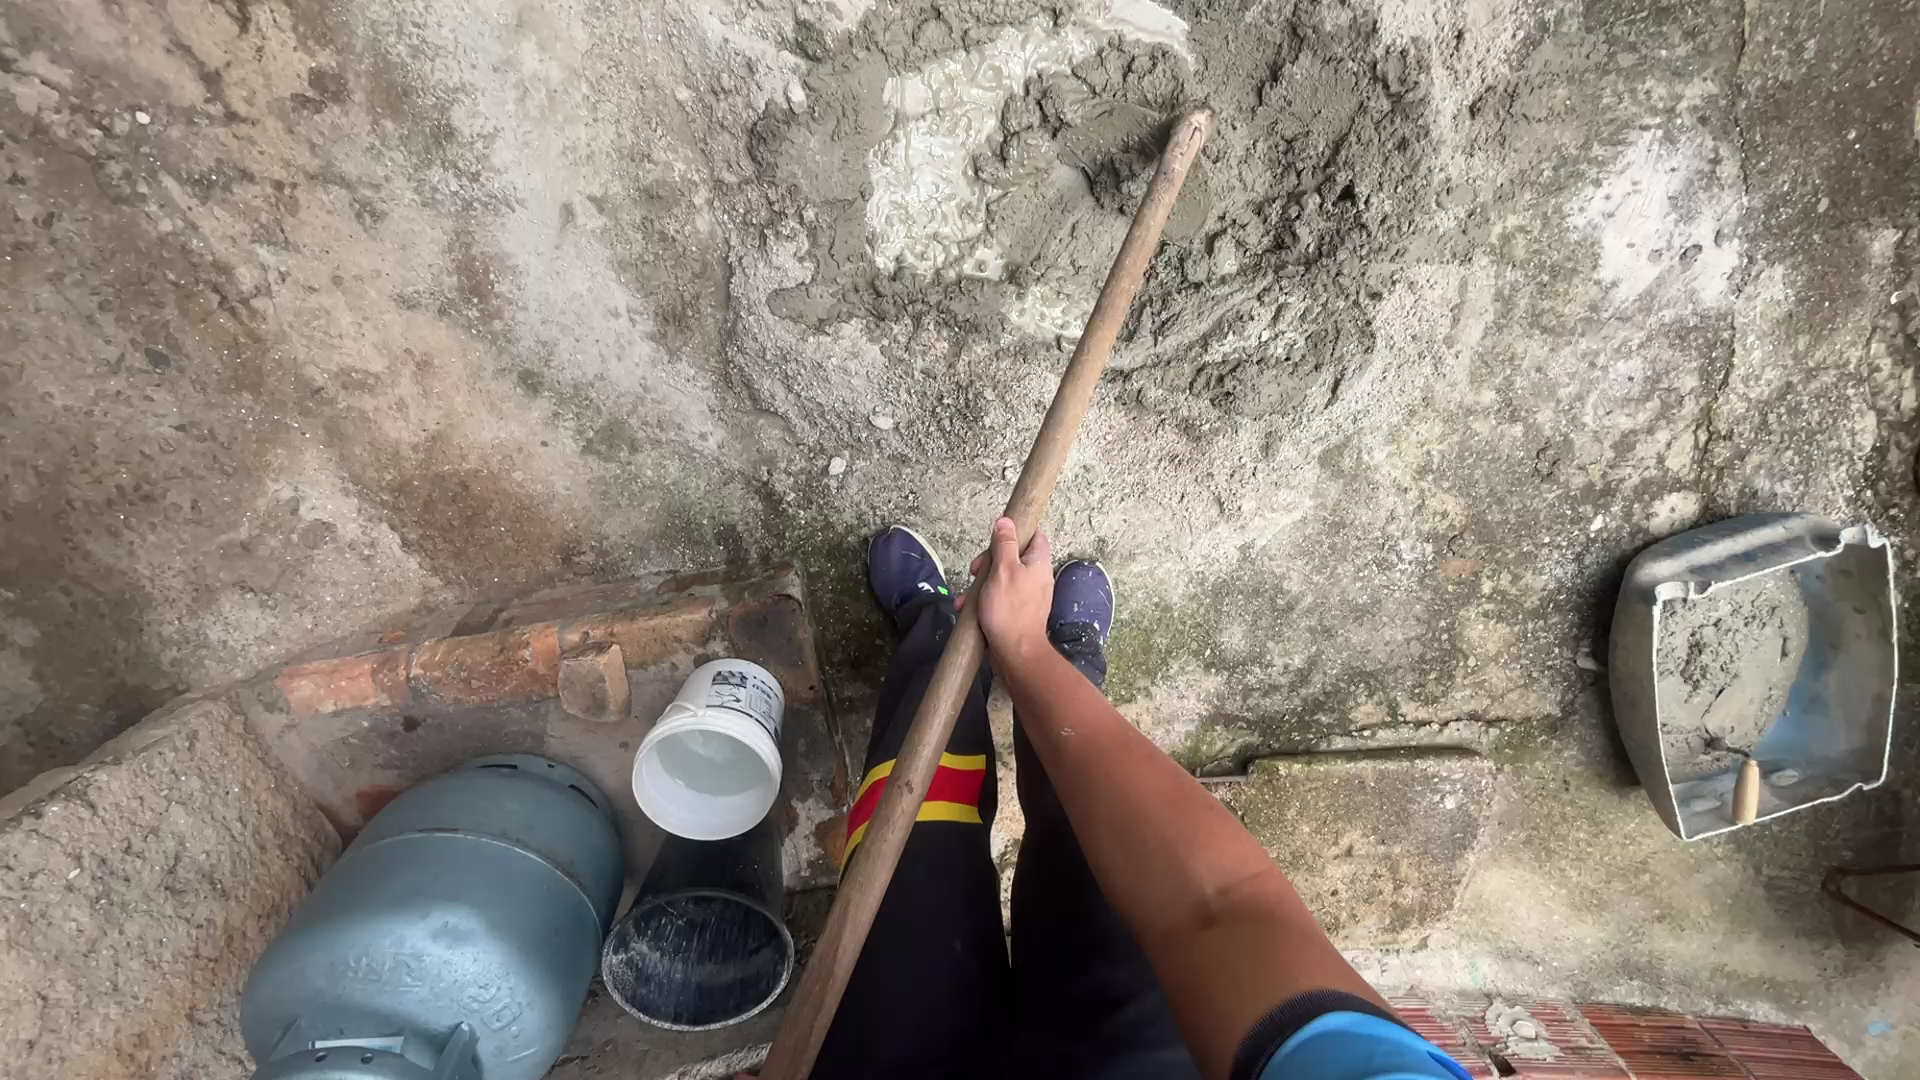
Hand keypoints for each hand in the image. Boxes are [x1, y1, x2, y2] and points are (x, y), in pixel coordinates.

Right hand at [963, 516, 1052, 670]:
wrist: (1016, 652)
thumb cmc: (1009, 610)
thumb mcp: (1002, 570)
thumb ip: (1004, 544)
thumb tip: (1006, 521)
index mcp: (1038, 563)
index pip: (1035, 536)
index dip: (1016, 532)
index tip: (996, 538)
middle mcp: (1037, 577)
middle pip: (1013, 556)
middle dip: (989, 562)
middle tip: (975, 570)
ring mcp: (1028, 595)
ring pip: (1003, 578)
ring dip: (982, 584)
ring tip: (967, 596)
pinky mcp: (1018, 611)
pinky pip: (1001, 597)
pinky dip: (985, 600)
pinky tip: (969, 608)